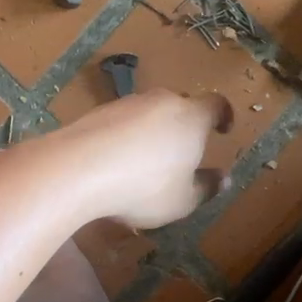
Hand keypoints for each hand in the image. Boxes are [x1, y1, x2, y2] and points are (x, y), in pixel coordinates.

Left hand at [44, 89, 233, 228]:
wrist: (77, 169)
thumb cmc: (143, 188)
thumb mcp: (182, 200)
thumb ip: (206, 188)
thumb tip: (223, 179)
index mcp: (191, 117)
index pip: (216, 104)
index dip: (223, 115)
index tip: (223, 129)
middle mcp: (162, 101)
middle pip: (180, 106)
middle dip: (185, 126)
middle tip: (182, 153)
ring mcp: (127, 103)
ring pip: (149, 113)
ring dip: (153, 132)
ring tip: (145, 164)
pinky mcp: (98, 112)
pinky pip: (122, 122)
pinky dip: (126, 137)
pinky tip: (116, 165)